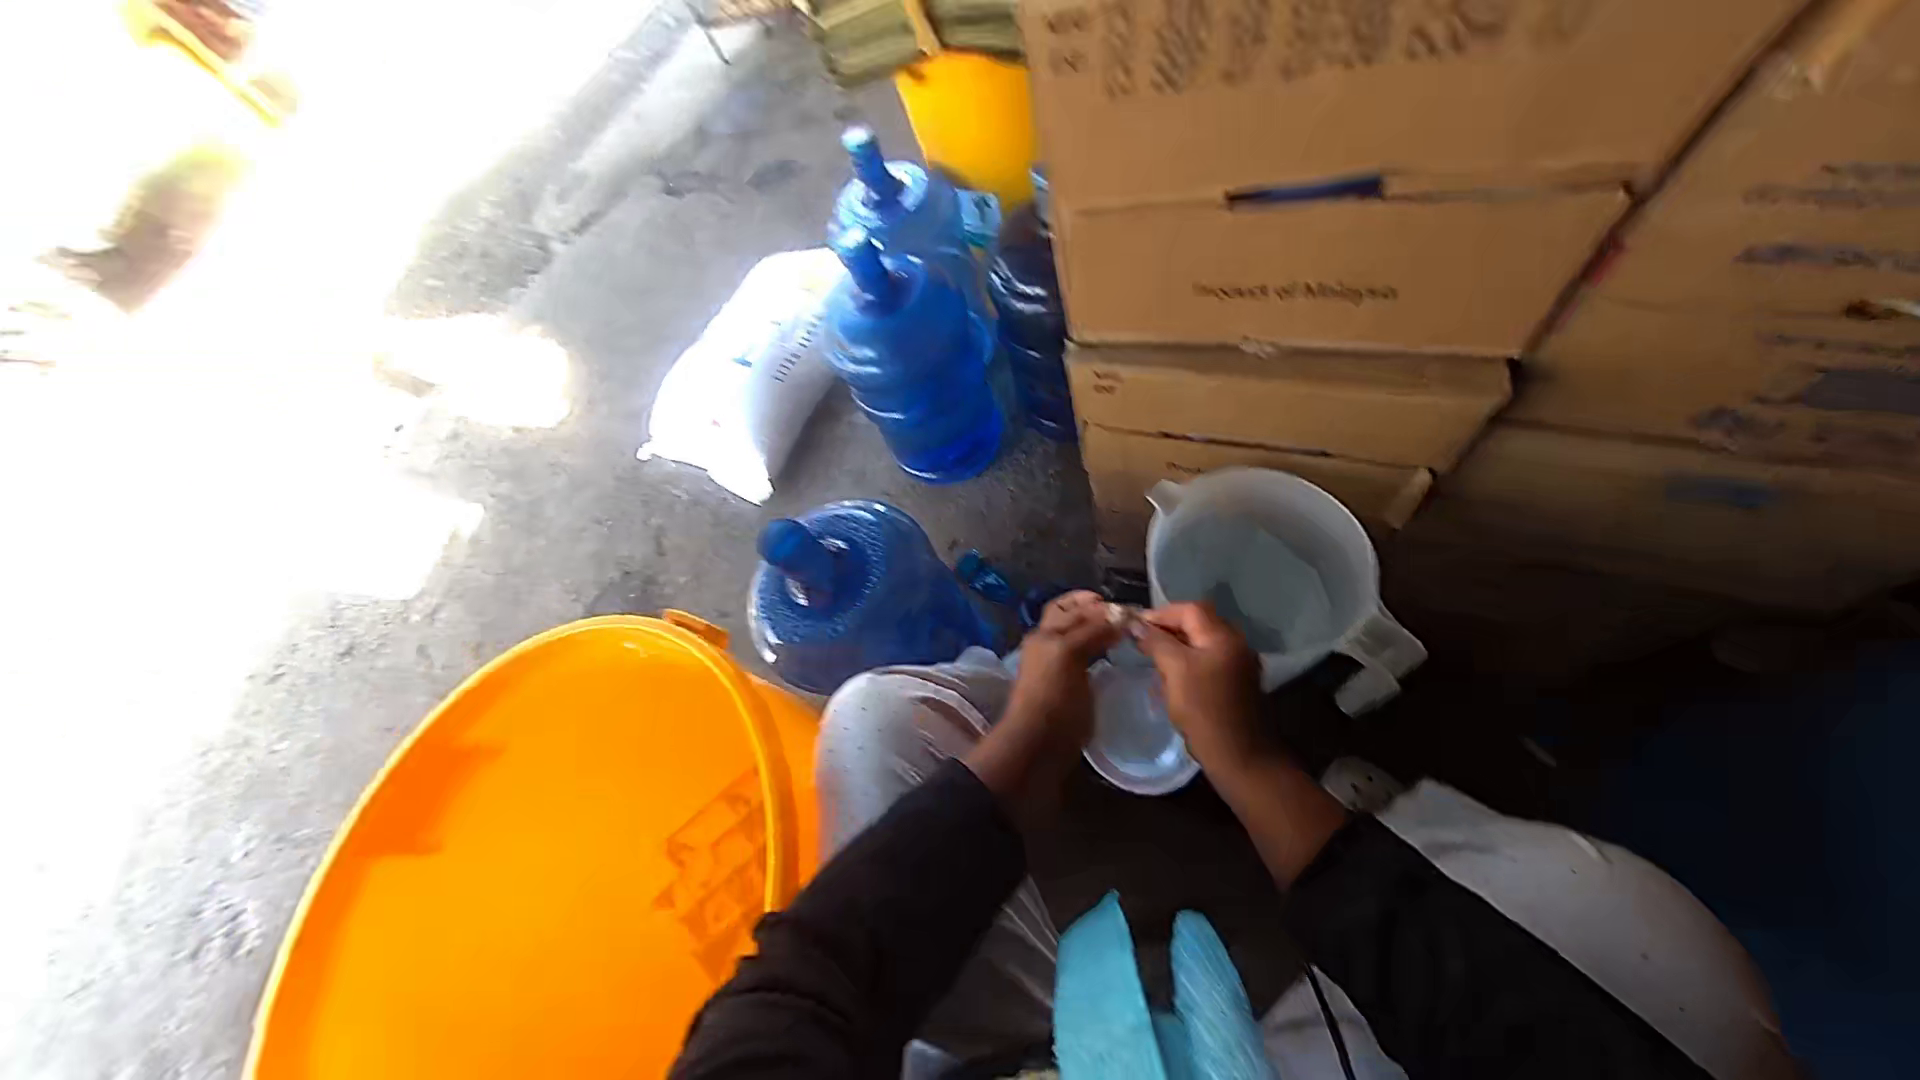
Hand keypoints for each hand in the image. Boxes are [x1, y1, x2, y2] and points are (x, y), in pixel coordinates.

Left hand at [966, 590, 1122, 819]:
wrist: (1038, 747)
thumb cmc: (1052, 698)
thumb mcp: (1068, 654)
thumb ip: (1091, 631)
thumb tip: (1118, 614)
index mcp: (1046, 635)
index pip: (1071, 608)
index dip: (1095, 603)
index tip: (1127, 606)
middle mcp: (1049, 648)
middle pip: (1073, 622)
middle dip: (1098, 615)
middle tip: (1130, 619)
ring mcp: (1058, 671)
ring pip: (1080, 642)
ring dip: (1100, 634)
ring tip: (1128, 636)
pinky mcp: (1070, 693)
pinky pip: (1086, 665)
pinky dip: (1101, 656)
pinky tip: (1119, 659)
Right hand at [1133, 603, 1346, 884]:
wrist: (1239, 757)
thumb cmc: (1204, 710)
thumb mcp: (1174, 670)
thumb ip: (1156, 642)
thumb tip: (1136, 624)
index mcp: (1223, 637)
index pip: (1189, 609)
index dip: (1160, 614)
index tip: (1135, 627)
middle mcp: (1235, 644)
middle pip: (1197, 623)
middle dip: (1167, 629)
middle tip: (1140, 642)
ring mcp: (1238, 664)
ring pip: (1201, 643)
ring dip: (1176, 646)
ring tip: (1151, 658)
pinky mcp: (1236, 683)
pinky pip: (1208, 661)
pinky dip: (1187, 662)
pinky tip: (1170, 677)